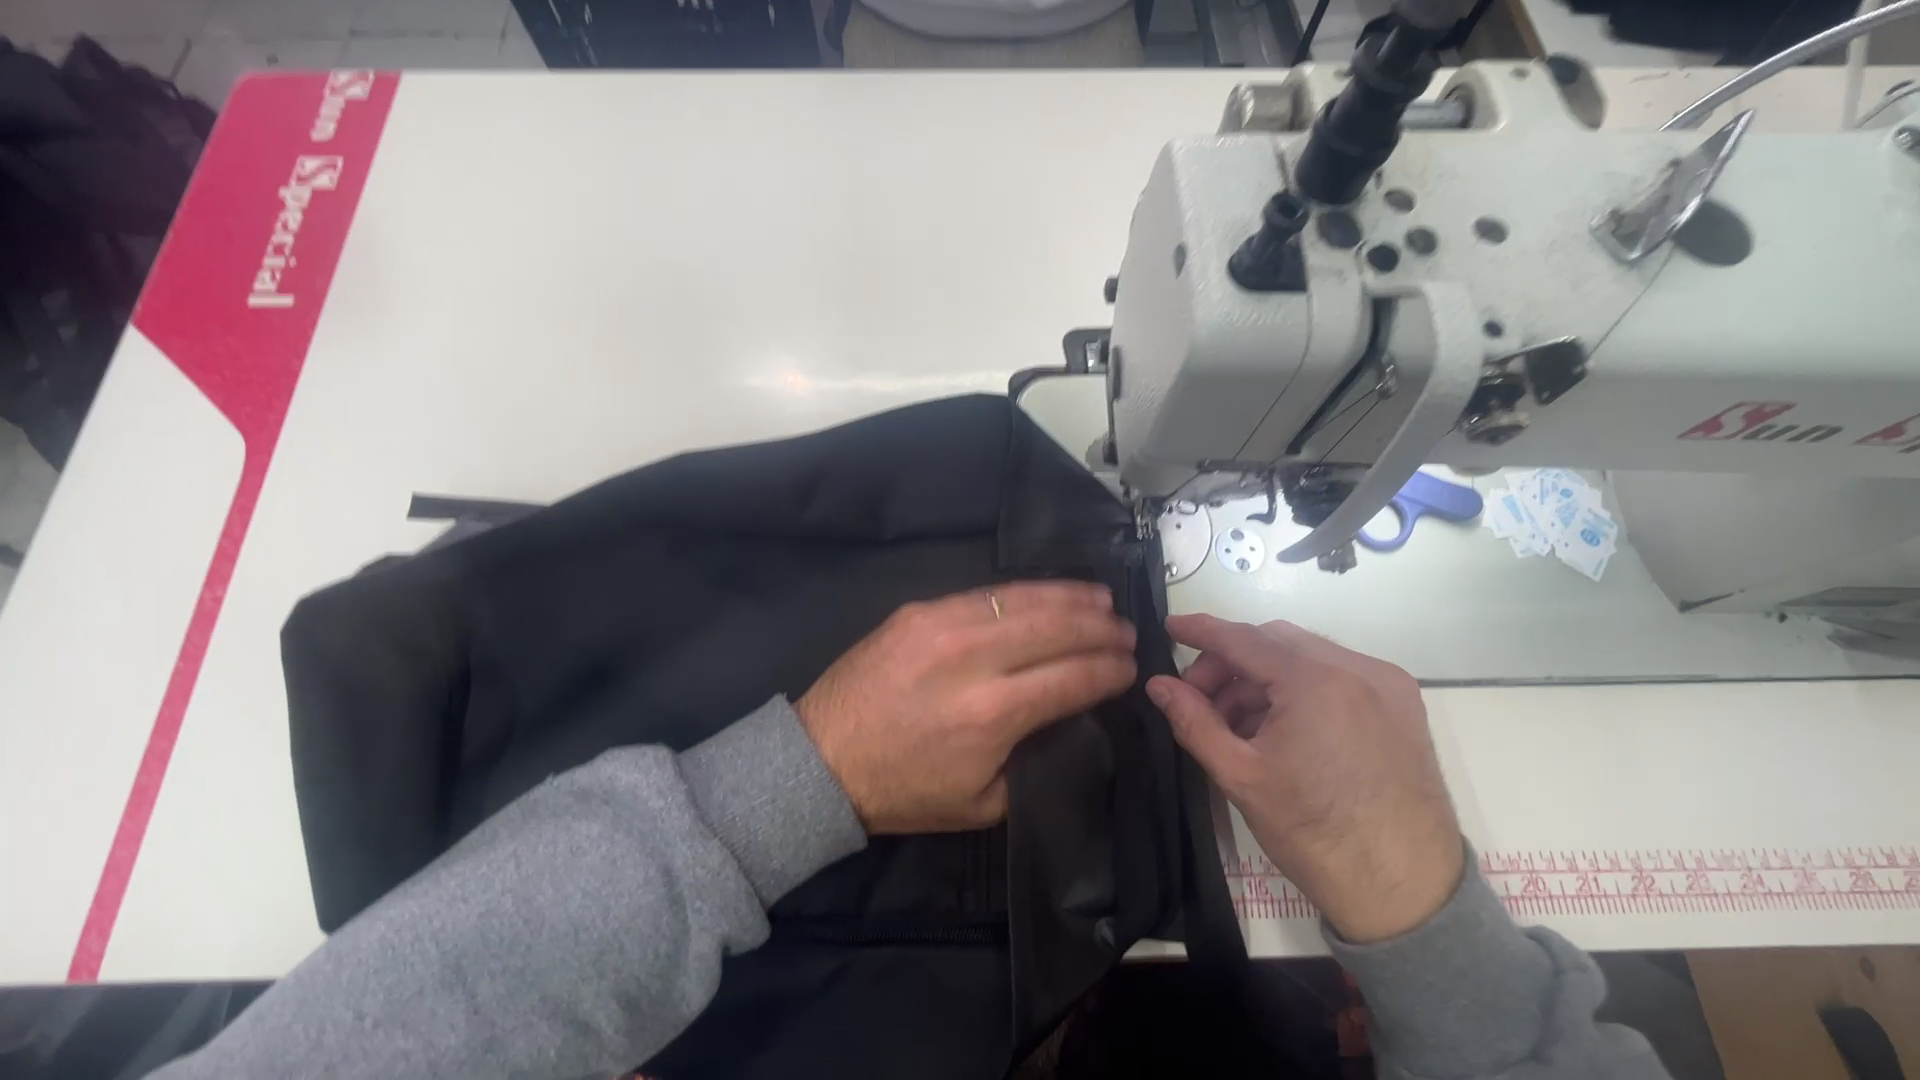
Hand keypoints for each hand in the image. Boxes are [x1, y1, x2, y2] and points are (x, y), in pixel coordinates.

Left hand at [795, 582, 1136, 834]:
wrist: (824, 759)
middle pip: (1057, 628)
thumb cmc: (905, 790)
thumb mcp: (983, 802)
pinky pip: (986, 592)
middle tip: (1127, 631)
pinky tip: (1048, 592)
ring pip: (1024, 599)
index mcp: (993, 713)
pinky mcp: (919, 610)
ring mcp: (943, 625)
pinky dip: (1026, 591)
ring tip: (1102, 599)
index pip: (1074, 677)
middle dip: (1101, 628)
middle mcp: (973, 658)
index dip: (1111, 671)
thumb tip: (1072, 719)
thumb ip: (1036, 759)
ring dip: (1071, 597)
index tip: (1132, 668)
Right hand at [1146, 614, 1462, 942]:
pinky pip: (1339, 675)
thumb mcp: (1240, 776)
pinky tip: (1280, 729)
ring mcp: (1387, 684)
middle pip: (1276, 641)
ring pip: (1308, 656)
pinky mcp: (1403, 705)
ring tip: (1238, 724)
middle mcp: (1358, 668)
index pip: (1244, 639)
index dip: (1202, 630)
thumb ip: (1194, 721)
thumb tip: (1158, 685)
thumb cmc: (1314, 833)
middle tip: (1199, 698)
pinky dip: (1301, 688)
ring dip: (1264, 677)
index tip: (1170, 626)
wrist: (1405, 889)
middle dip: (1231, 662)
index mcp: (1316, 682)